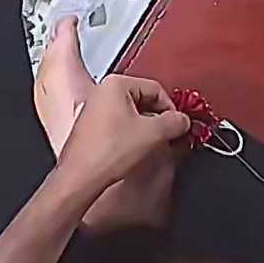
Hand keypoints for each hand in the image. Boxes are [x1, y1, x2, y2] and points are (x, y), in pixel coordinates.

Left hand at [54, 74, 189, 199]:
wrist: (80, 178)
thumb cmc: (109, 152)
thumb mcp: (153, 133)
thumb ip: (174, 122)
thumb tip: (183, 120)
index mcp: (115, 84)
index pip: (155, 89)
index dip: (171, 108)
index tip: (177, 124)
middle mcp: (101, 91)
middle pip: (143, 99)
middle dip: (158, 118)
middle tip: (168, 135)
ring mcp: (93, 109)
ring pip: (131, 113)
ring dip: (145, 127)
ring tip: (151, 144)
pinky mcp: (89, 126)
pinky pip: (117, 123)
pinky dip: (130, 133)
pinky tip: (133, 149)